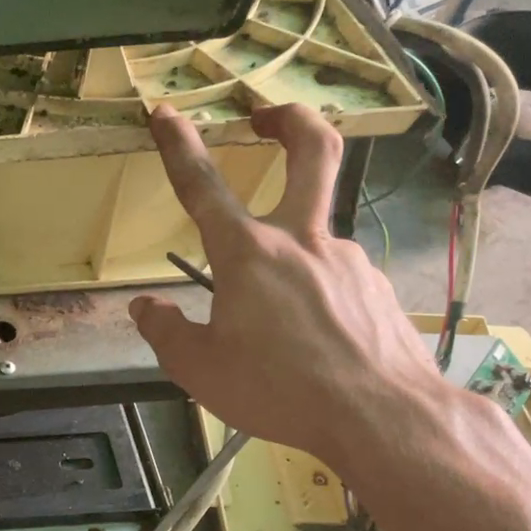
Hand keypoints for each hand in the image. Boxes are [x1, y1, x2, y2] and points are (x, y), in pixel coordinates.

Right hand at [130, 103, 445, 462]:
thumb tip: (145, 308)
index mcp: (248, 254)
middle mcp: (302, 242)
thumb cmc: (278, 389)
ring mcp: (348, 260)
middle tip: (268, 114)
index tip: (164, 113)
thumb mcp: (197, 368)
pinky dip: (313, 294)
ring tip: (272, 324)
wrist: (385, 418)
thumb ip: (165, 332)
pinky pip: (333, 278)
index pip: (201, 186)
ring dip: (287, 255)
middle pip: (313, 153)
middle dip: (290, 120)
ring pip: (313, 237)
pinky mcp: (376, 288)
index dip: (178, 145)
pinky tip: (311, 340)